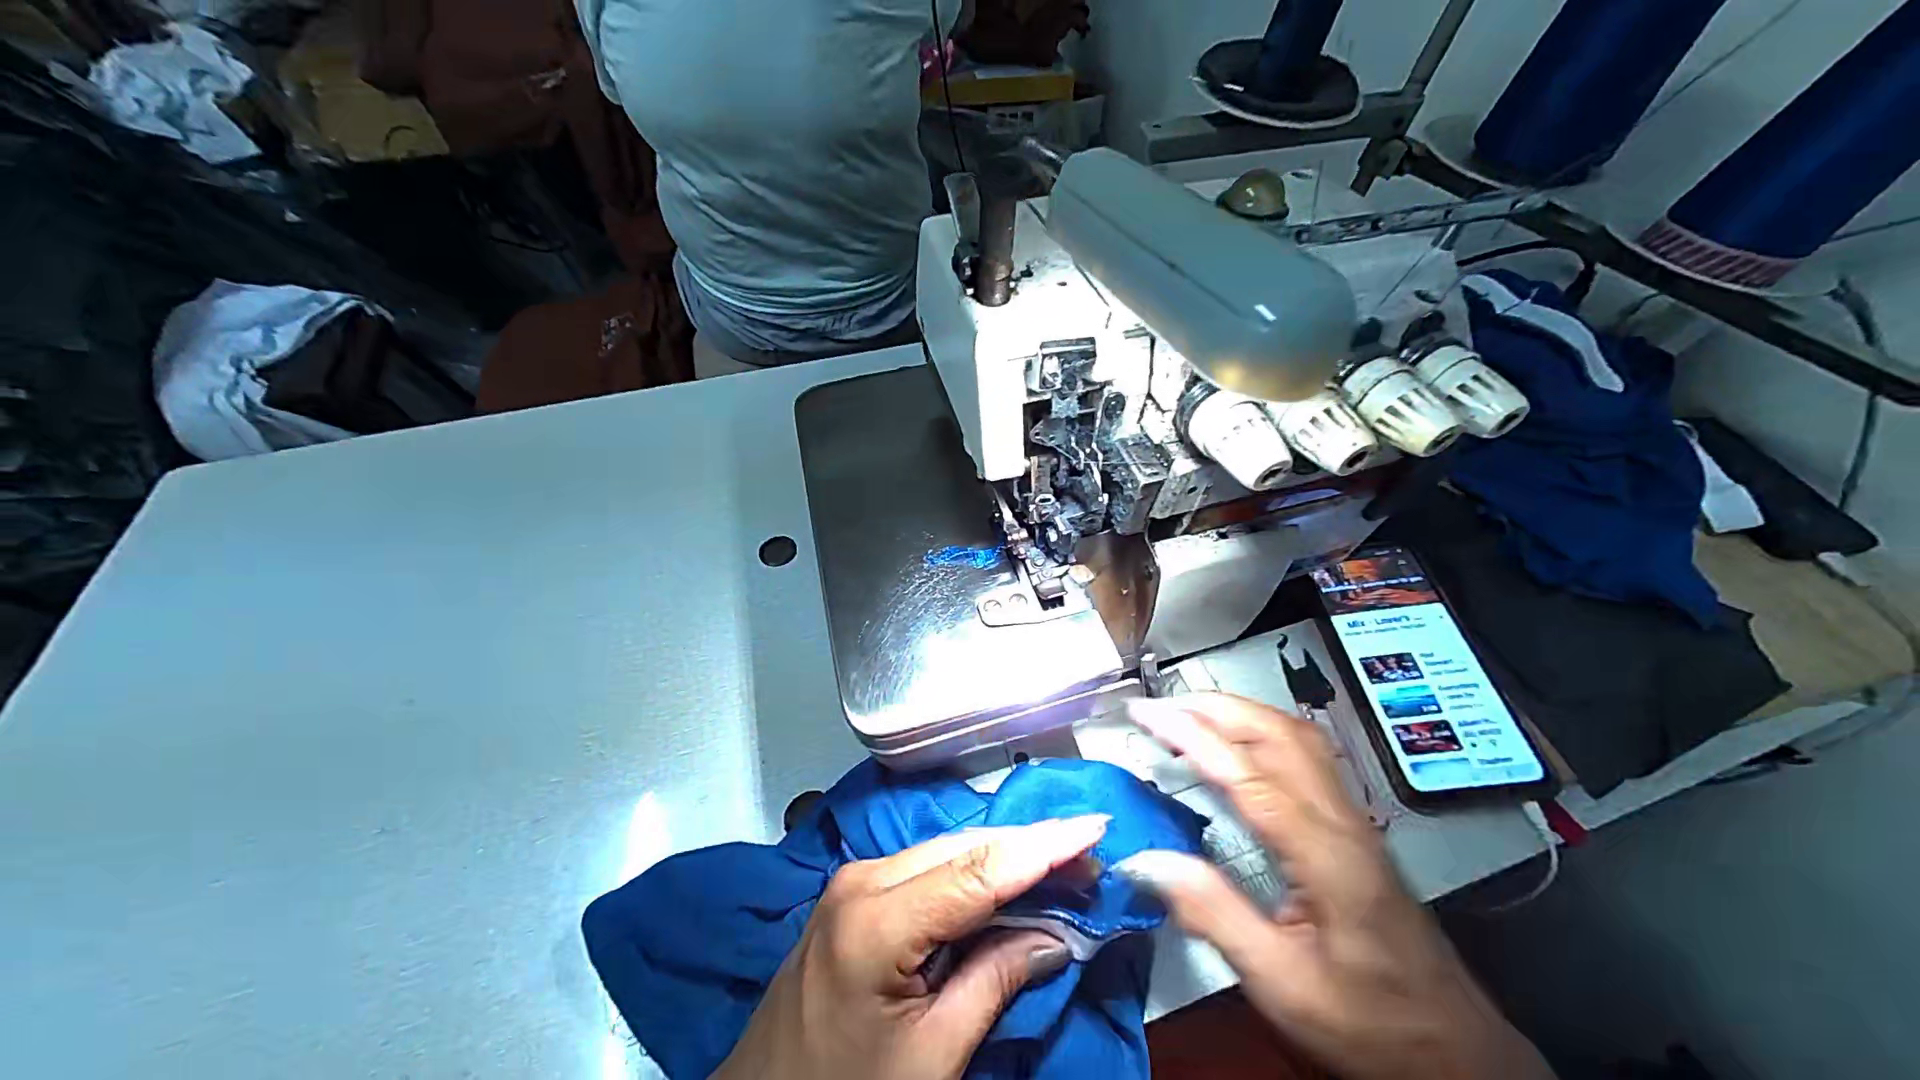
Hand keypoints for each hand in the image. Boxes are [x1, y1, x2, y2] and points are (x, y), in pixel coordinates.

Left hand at [713, 815, 1109, 1079]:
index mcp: (876, 921)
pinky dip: (972, 872)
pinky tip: (1007, 881)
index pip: (979, 870)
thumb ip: (996, 981)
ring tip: (1062, 867)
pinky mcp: (854, 892)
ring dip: (1005, 857)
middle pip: (964, 848)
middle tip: (1089, 859)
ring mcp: (854, 880)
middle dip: (1030, 848)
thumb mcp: (933, 1055)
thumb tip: (1057, 935)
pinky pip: (926, 867)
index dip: (1043, 847)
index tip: (1094, 827)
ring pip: (947, 851)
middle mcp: (863, 880)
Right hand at [1119, 694, 1553, 1079]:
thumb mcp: (1282, 983)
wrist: (1458, 1051)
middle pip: (1279, 734)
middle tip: (1158, 706)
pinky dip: (1258, 731)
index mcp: (1323, 855)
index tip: (1144, 714)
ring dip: (1238, 712)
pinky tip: (1236, 744)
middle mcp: (1341, 821)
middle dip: (1213, 708)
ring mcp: (1352, 820)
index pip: (1248, 774)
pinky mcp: (1352, 828)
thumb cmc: (1369, 1022)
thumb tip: (1144, 859)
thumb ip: (1213, 914)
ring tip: (1187, 712)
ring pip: (1296, 736)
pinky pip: (1304, 755)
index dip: (1191, 735)